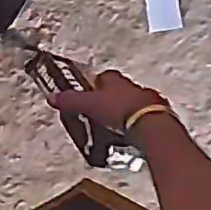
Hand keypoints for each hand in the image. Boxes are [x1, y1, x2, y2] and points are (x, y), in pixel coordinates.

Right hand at [50, 70, 169, 130]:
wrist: (150, 125)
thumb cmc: (119, 109)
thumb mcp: (88, 105)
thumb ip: (70, 100)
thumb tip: (52, 97)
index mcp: (114, 79)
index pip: (102, 77)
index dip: (94, 85)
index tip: (87, 93)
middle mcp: (132, 85)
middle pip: (118, 89)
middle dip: (109, 99)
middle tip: (99, 112)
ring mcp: (147, 99)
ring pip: (132, 102)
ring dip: (124, 111)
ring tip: (114, 126)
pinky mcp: (158, 114)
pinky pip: (144, 116)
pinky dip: (136, 122)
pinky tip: (130, 132)